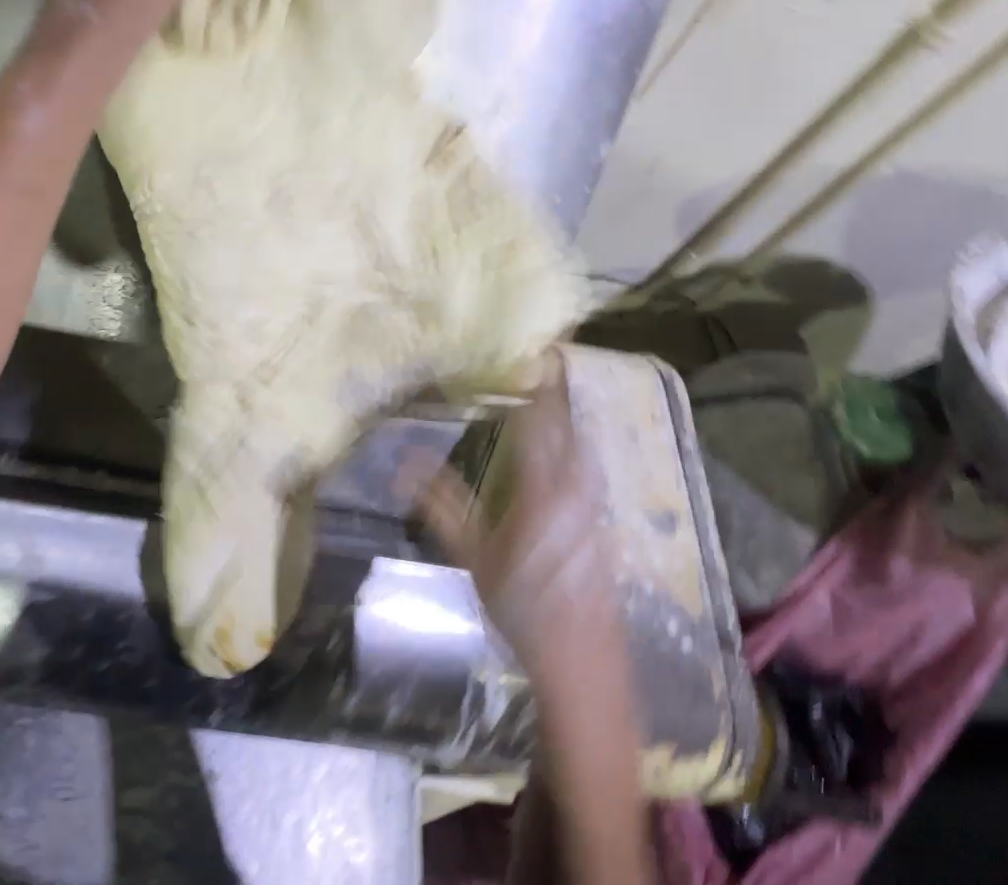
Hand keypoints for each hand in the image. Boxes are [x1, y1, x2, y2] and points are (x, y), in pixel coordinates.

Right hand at [407, 352, 623, 683]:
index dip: (538, 380)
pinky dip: (571, 441)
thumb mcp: (474, 558)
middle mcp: (577, 487)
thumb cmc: (523, 609)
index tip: (530, 346)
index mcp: (543, 490)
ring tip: (543, 387)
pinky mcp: (602, 518)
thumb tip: (406, 463)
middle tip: (534, 356)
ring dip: (564, 412)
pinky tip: (558, 443)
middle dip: (552, 387)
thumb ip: (442, 505)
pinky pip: (586, 463)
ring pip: (581, 442)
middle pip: (567, 423)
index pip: (541, 419)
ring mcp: (595, 503)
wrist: (585, 661)